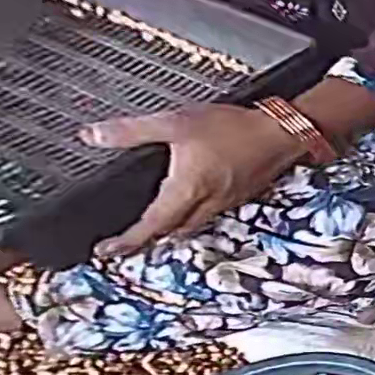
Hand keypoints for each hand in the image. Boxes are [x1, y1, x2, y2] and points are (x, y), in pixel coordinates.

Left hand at [83, 103, 304, 257]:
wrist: (282, 133)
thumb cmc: (233, 128)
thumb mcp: (175, 123)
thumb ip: (132, 131)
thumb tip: (92, 136)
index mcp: (189, 188)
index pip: (154, 222)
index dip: (130, 239)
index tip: (108, 251)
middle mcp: (210, 201)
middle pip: (177, 229)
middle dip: (153, 237)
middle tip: (131, 239)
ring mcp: (230, 200)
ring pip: (197, 223)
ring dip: (176, 227)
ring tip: (160, 222)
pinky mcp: (243, 194)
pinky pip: (214, 212)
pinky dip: (197, 214)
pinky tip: (194, 202)